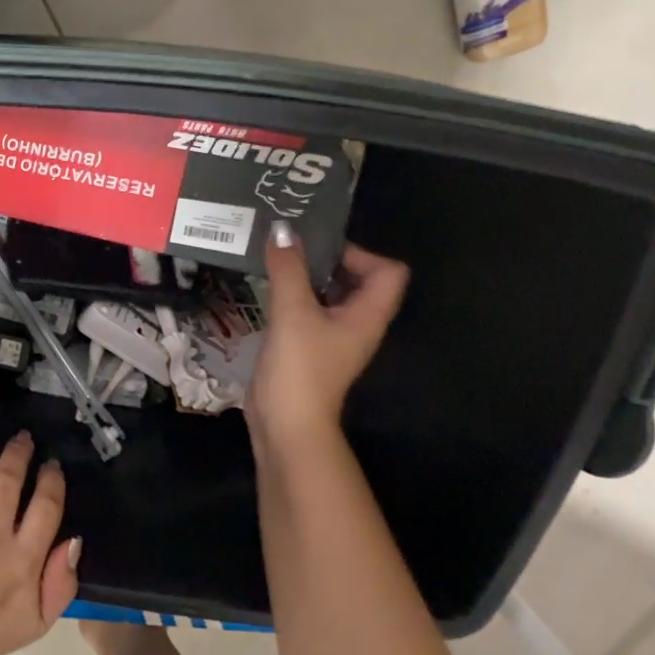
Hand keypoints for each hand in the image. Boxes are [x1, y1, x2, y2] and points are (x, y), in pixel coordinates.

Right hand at [250, 220, 408, 449]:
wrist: (286, 424)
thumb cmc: (300, 367)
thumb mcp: (293, 313)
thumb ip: (287, 269)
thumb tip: (282, 229)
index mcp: (368, 315)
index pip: (387, 271)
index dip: (360, 253)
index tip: (319, 248)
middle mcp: (357, 324)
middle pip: (358, 280)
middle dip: (327, 260)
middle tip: (291, 248)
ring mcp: (333, 338)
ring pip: (329, 295)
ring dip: (306, 277)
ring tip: (274, 262)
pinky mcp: (309, 348)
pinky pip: (308, 312)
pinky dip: (292, 297)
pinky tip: (266, 291)